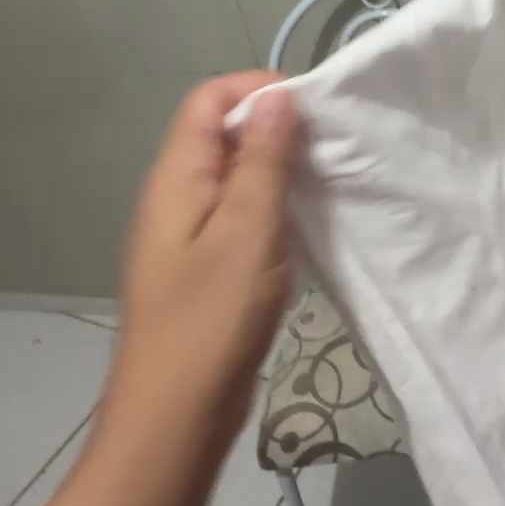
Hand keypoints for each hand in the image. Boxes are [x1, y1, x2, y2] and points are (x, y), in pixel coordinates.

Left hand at [34, 74, 299, 505]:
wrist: (176, 416)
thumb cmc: (212, 316)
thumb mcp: (248, 229)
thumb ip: (263, 159)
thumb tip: (277, 95)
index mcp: (177, 176)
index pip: (209, 98)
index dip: (257, 88)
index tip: (311, 109)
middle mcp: (178, 194)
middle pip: (223, 131)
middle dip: (276, 125)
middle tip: (328, 144)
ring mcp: (191, 230)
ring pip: (237, 172)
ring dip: (279, 166)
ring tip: (325, 178)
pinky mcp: (208, 261)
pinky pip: (242, 210)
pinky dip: (274, 202)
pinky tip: (306, 219)